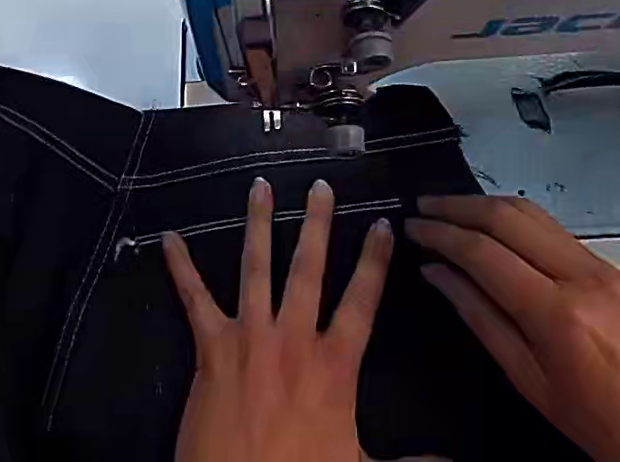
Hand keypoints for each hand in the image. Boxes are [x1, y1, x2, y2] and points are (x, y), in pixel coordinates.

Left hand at [164, 177, 422, 461]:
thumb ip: (409, 461)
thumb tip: (450, 460)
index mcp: (332, 364)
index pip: (362, 300)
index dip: (374, 260)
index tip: (382, 223)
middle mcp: (292, 339)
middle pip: (308, 268)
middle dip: (317, 223)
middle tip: (320, 185)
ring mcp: (249, 338)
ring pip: (257, 267)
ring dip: (259, 223)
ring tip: (260, 186)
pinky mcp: (211, 350)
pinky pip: (194, 301)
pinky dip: (181, 269)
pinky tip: (169, 240)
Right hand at [408, 196, 619, 461]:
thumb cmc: (604, 431)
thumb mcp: (533, 385)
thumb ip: (481, 320)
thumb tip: (438, 274)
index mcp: (558, 313)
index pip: (484, 252)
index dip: (441, 235)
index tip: (411, 227)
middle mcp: (580, 273)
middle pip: (507, 216)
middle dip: (458, 205)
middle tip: (422, 207)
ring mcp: (600, 263)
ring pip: (531, 212)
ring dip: (485, 204)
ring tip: (449, 209)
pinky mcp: (611, 264)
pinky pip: (552, 229)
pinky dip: (514, 218)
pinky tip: (494, 226)